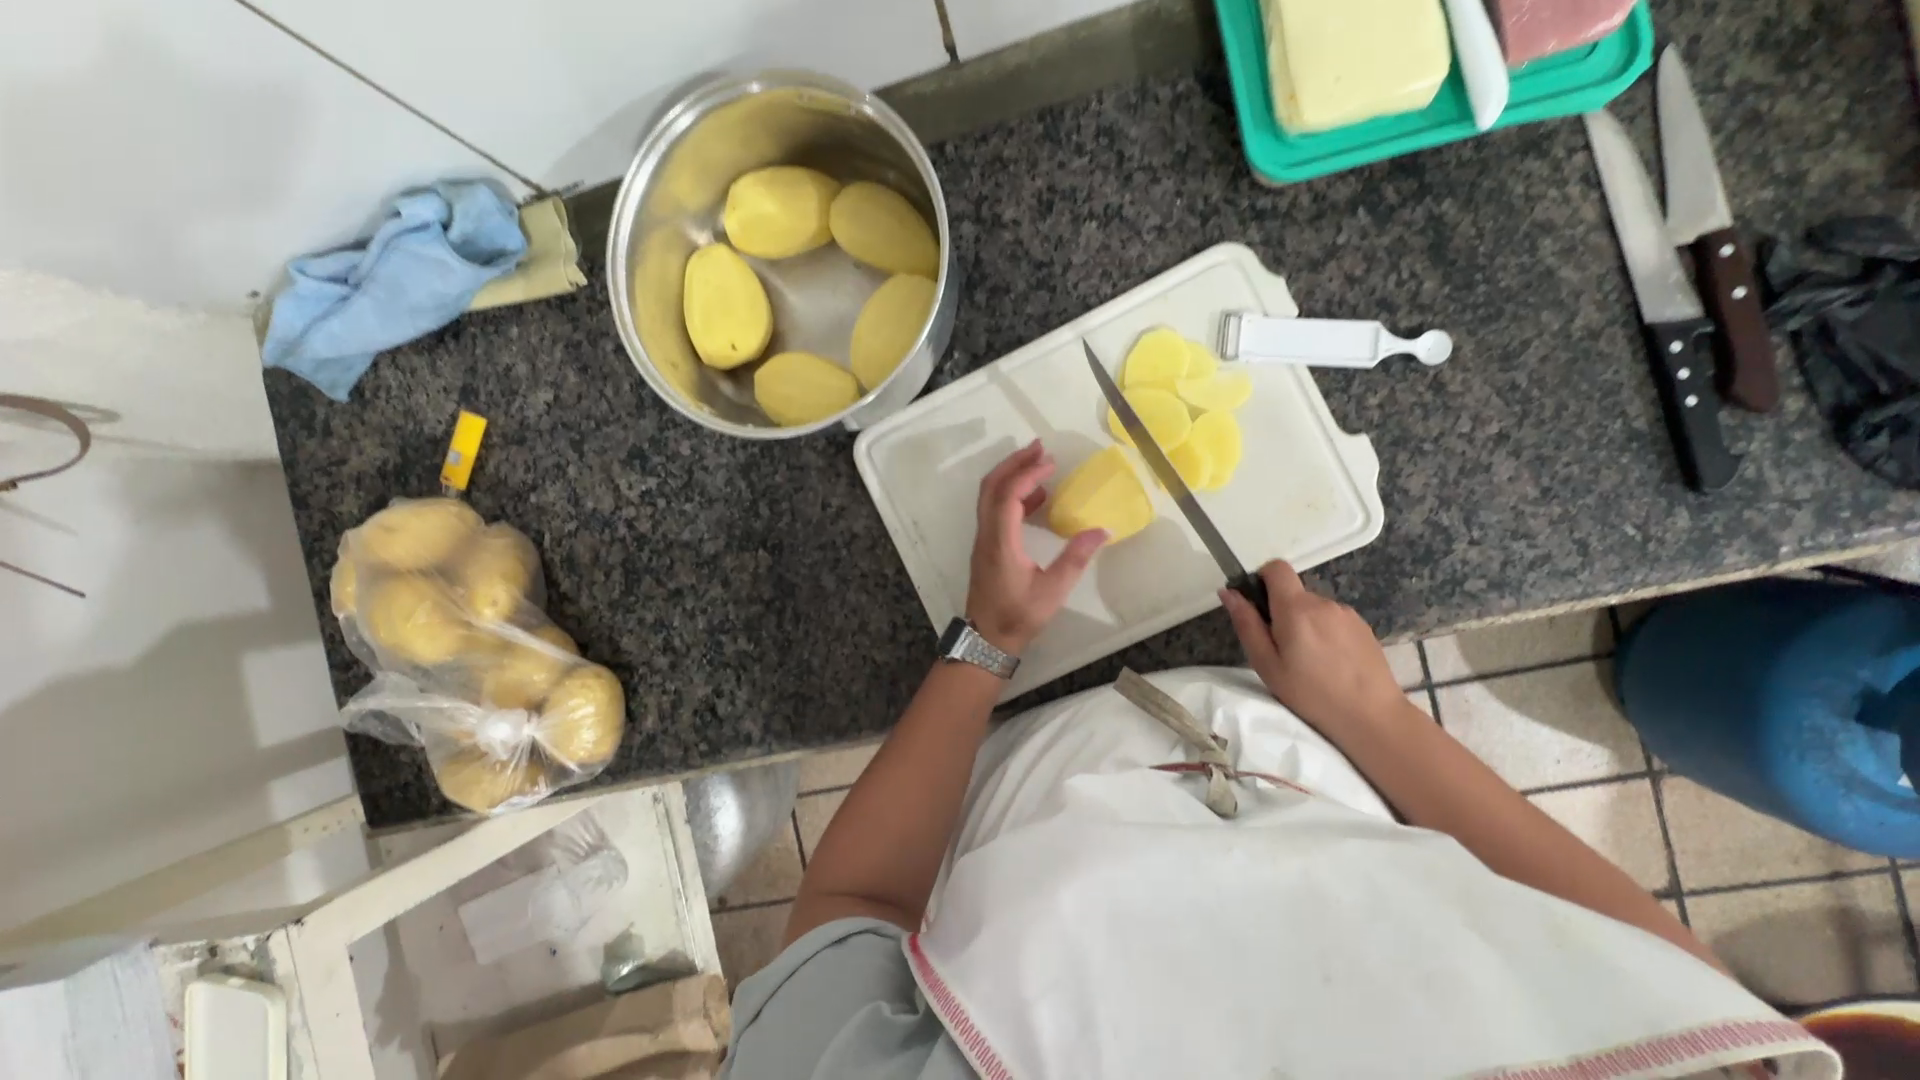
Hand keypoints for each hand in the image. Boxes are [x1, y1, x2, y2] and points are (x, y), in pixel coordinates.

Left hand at [964, 441, 1106, 654]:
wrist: (988, 639)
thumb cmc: (1019, 617)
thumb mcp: (1053, 590)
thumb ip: (1076, 558)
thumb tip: (1102, 530)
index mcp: (1000, 542)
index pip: (1007, 495)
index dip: (1027, 474)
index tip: (1050, 463)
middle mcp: (986, 534)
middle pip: (991, 486)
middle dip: (1014, 463)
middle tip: (1040, 447)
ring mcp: (983, 539)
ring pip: (989, 496)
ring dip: (1011, 475)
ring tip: (1040, 465)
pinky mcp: (986, 546)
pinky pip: (993, 509)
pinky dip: (1011, 494)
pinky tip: (1037, 498)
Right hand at [1219, 560, 1407, 730]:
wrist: (1370, 715)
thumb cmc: (1310, 693)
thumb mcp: (1266, 664)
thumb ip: (1246, 624)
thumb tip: (1228, 592)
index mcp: (1296, 607)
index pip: (1276, 568)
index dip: (1262, 579)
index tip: (1259, 608)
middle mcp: (1323, 602)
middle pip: (1294, 593)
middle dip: (1283, 613)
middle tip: (1282, 651)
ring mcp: (1347, 613)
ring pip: (1314, 609)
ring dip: (1305, 625)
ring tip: (1310, 662)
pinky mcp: (1363, 626)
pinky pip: (1334, 620)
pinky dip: (1325, 633)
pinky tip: (1331, 663)